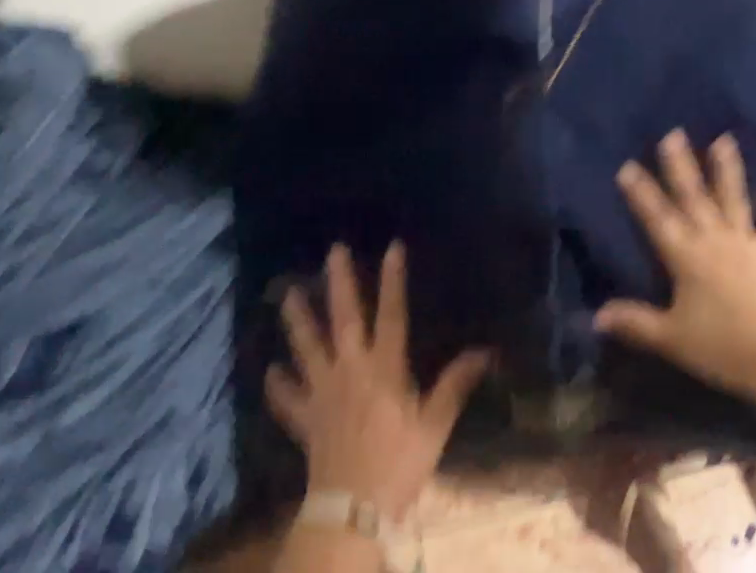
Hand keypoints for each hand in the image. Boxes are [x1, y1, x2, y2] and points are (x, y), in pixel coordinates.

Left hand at [266, 243, 490, 517]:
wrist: (354, 507)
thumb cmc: (400, 463)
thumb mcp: (435, 424)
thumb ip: (455, 384)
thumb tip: (485, 352)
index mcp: (385, 368)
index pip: (391, 314)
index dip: (392, 280)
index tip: (392, 248)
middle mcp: (350, 370)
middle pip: (342, 319)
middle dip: (339, 283)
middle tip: (332, 252)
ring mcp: (322, 393)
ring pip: (306, 348)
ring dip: (298, 320)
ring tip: (288, 294)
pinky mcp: (305, 418)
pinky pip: (287, 398)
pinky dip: (278, 385)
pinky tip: (271, 371)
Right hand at [594, 130, 755, 393]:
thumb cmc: (719, 345)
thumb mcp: (670, 337)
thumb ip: (634, 321)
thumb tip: (596, 315)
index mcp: (685, 257)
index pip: (657, 218)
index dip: (641, 193)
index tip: (627, 166)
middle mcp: (714, 240)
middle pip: (693, 197)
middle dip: (680, 166)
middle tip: (673, 134)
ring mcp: (745, 244)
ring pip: (733, 199)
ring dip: (727, 169)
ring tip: (724, 140)